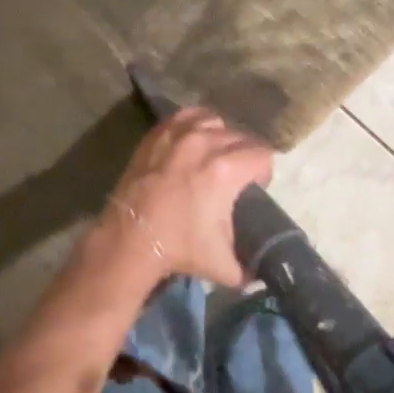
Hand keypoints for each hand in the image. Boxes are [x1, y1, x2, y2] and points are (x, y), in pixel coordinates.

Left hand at [103, 107, 273, 288]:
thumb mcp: (222, 265)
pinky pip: (182, 117)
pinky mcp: (154, 136)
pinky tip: (190, 140)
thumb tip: (257, 275)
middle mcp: (204, 144)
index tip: (256, 187)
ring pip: (211, 121)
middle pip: (239, 136)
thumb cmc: (179, 248)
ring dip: (218, 135)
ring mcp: (177, 136)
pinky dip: (192, 125)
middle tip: (236, 176)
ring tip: (213, 155)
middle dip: (244, 154)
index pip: (262, 155)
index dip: (264, 171)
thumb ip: (247, 269)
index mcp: (226, 170)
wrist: (129, 240)